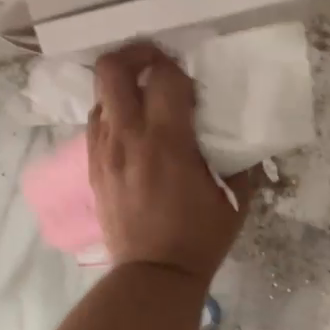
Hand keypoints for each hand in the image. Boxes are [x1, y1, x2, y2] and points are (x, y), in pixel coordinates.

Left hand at [87, 42, 254, 282]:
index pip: (164, 76)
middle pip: (112, 68)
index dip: (178, 70)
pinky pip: (97, 125)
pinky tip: (134, 134)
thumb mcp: (234, 200)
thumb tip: (236, 138)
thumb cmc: (199, 239)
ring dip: (124, 89)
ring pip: (100, 95)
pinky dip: (114, 117)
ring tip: (146, 103)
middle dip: (135, 55)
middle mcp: (127, 137)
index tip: (192, 86)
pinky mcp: (93, 168)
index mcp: (166, 141)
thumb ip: (236, 161)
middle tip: (157, 65)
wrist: (154, 275)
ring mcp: (104, 152)